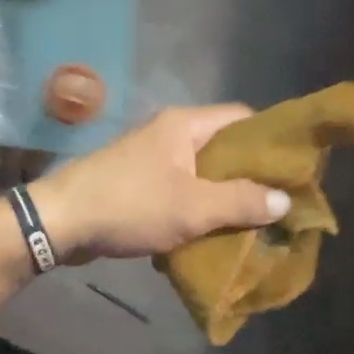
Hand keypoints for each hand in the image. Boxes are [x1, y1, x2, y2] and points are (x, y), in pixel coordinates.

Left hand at [28, 105, 290, 261]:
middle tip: (276, 206)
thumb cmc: (129, 205)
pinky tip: (208, 235)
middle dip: (249, 177)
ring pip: (199, 174)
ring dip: (221, 198)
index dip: (270, 142)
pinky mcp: (135, 184)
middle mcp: (168, 134)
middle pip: (222, 148)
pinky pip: (177, 191)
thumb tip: (284, 200)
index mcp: (185, 125)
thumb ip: (242, 202)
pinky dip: (194, 209)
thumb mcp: (193, 207)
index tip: (293, 172)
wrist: (60, 221)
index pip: (242, 118)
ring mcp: (149, 159)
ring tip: (249, 225)